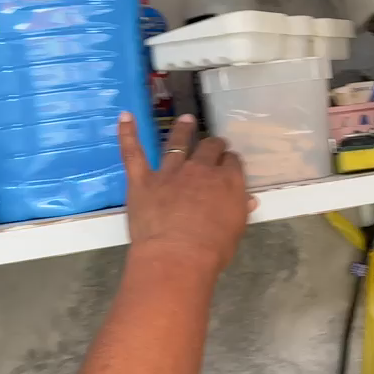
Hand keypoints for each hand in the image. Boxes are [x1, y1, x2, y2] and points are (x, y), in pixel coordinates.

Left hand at [118, 111, 254, 275]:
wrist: (177, 256)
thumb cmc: (212, 251)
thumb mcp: (235, 230)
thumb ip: (239, 209)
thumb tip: (248, 199)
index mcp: (227, 181)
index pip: (232, 163)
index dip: (230, 162)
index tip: (229, 164)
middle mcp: (200, 169)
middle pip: (209, 148)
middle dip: (214, 145)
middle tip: (214, 144)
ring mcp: (170, 172)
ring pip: (177, 144)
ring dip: (183, 130)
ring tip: (186, 120)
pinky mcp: (142, 179)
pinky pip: (133, 153)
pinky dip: (128, 133)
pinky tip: (125, 117)